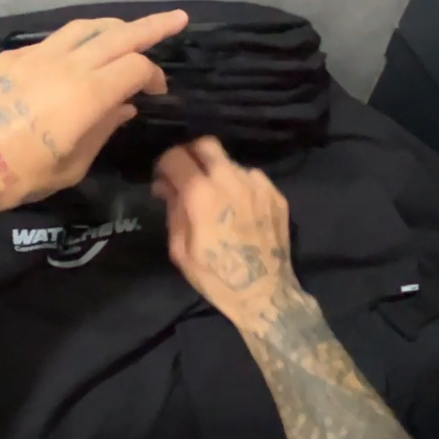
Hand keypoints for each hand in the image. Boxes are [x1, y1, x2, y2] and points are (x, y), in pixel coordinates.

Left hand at [0, 11, 189, 223]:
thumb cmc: (22, 175)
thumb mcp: (74, 163)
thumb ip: (104, 129)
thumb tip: (125, 107)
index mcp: (88, 93)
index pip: (136, 67)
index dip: (154, 76)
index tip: (157, 92)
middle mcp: (66, 64)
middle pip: (118, 34)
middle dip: (152, 26)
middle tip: (177, 19)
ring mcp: (35, 56)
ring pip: (83, 28)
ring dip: (110, 27)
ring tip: (126, 31)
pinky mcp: (10, 59)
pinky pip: (51, 42)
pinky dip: (73, 44)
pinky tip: (73, 59)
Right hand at [153, 136, 300, 323]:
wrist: (265, 294)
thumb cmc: (214, 276)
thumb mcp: (180, 248)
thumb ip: (172, 209)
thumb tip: (166, 186)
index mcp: (202, 194)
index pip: (176, 156)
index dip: (164, 165)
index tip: (162, 179)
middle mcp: (231, 180)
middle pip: (206, 144)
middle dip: (190, 154)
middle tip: (185, 175)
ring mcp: (257, 185)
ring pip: (229, 162)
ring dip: (216, 172)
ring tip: (215, 196)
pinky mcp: (276, 194)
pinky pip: (250, 177)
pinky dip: (238, 185)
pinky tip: (237, 207)